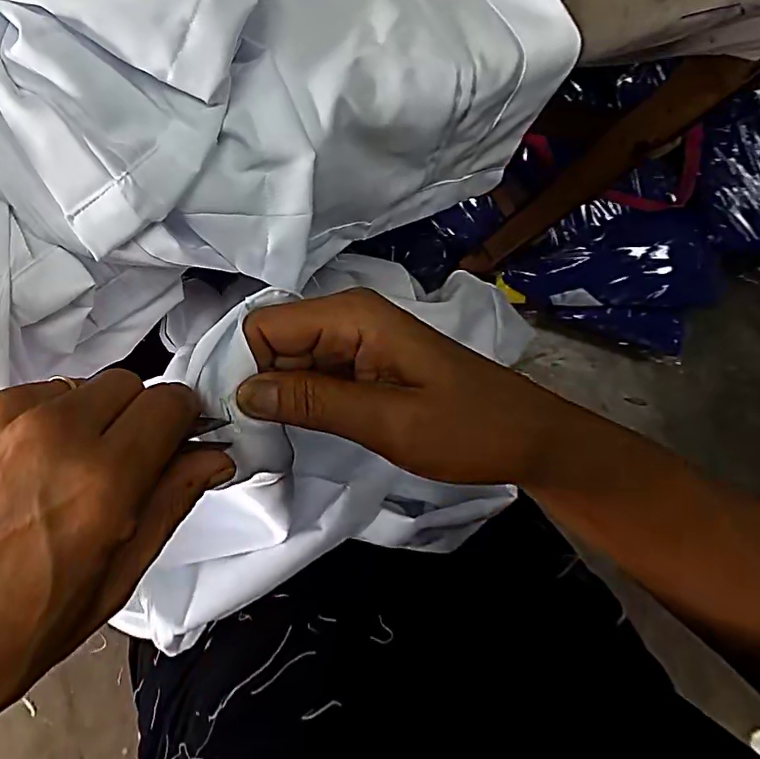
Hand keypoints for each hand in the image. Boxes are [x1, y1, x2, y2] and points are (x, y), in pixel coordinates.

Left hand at [0, 372, 233, 758]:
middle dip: (140, 417)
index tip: (180, 439)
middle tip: (126, 462)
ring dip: (94, 417)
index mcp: (102, 482)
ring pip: (87, 385)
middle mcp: (57, 435)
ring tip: (69, 470)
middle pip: (133, 384)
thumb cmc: (3, 638)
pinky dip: (49, 419)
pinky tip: (28, 468)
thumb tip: (212, 458)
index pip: (173, 402)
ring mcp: (8, 417)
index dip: (184, 421)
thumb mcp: (112, 584)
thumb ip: (171, 503)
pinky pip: (40, 393)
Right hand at [235, 287, 589, 485]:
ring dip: (276, 396)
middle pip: (273, 341)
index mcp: (353, 316)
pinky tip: (297, 430)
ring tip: (268, 442)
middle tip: (246, 441)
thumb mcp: (388, 421)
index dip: (242, 367)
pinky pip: (315, 373)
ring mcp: (357, 340)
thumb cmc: (467, 428)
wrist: (526, 436)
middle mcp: (349, 317)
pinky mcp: (364, 363)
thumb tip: (243, 391)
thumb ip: (314, 402)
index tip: (233, 420)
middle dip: (255, 384)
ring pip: (290, 360)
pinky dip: (300, 399)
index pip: (265, 325)